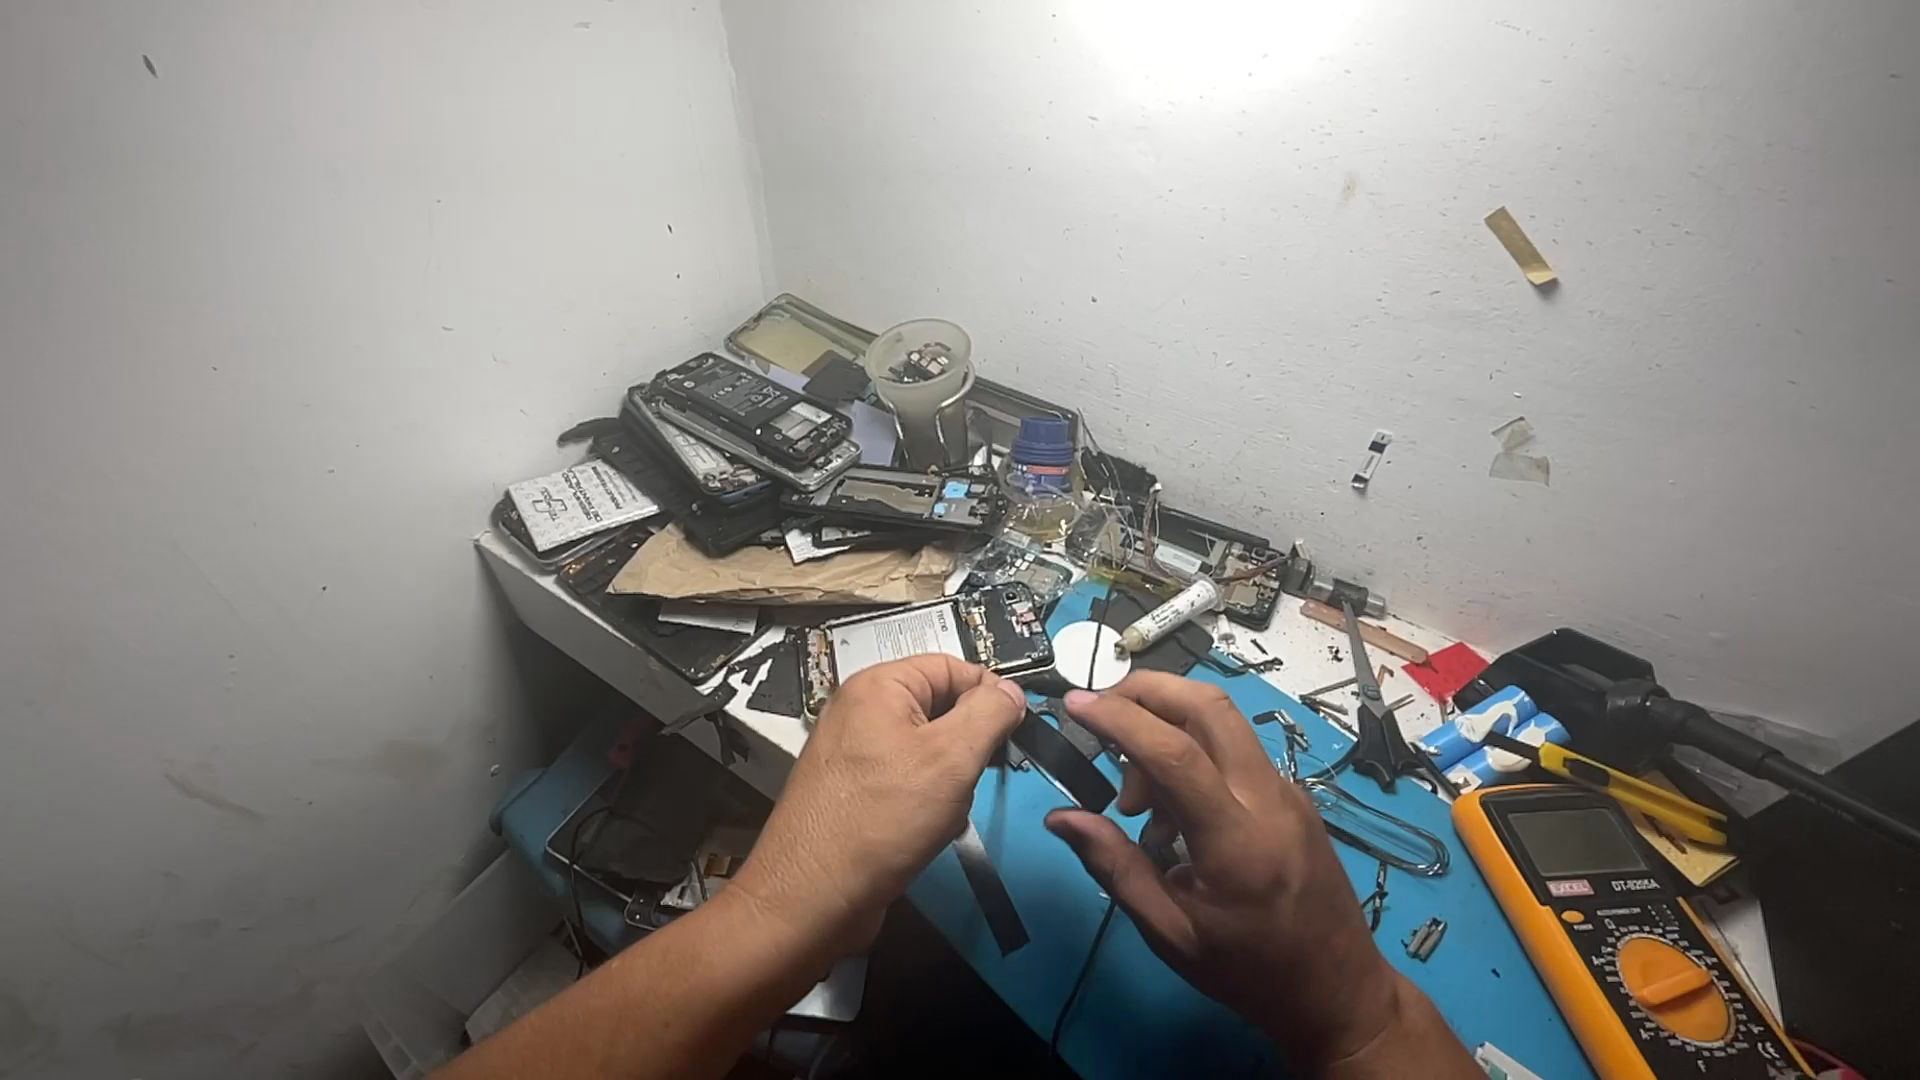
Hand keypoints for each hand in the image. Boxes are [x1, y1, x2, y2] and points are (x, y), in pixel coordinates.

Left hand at [729, 654, 1025, 954]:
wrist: (811, 899)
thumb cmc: (882, 819)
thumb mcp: (952, 758)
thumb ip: (990, 714)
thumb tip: (1012, 691)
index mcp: (878, 685)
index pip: (952, 667)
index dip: (990, 692)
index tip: (1017, 727)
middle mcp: (861, 709)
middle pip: (941, 708)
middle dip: (967, 745)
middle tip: (972, 778)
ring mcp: (853, 751)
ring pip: (928, 749)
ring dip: (949, 780)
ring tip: (942, 812)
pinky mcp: (853, 789)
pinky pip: (906, 779)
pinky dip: (926, 800)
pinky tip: (925, 830)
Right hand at [1045, 674, 1405, 1067]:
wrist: (1341, 994)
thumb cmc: (1250, 971)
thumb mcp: (1170, 933)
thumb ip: (1114, 866)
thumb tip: (1060, 817)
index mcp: (1238, 843)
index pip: (1176, 754)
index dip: (1120, 718)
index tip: (1075, 704)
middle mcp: (1268, 799)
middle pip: (1208, 706)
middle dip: (1146, 690)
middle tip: (1100, 712)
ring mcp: (1285, 790)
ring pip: (1220, 720)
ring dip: (1164, 727)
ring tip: (1134, 802)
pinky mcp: (1289, 792)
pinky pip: (1230, 748)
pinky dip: (1187, 752)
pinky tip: (1169, 810)